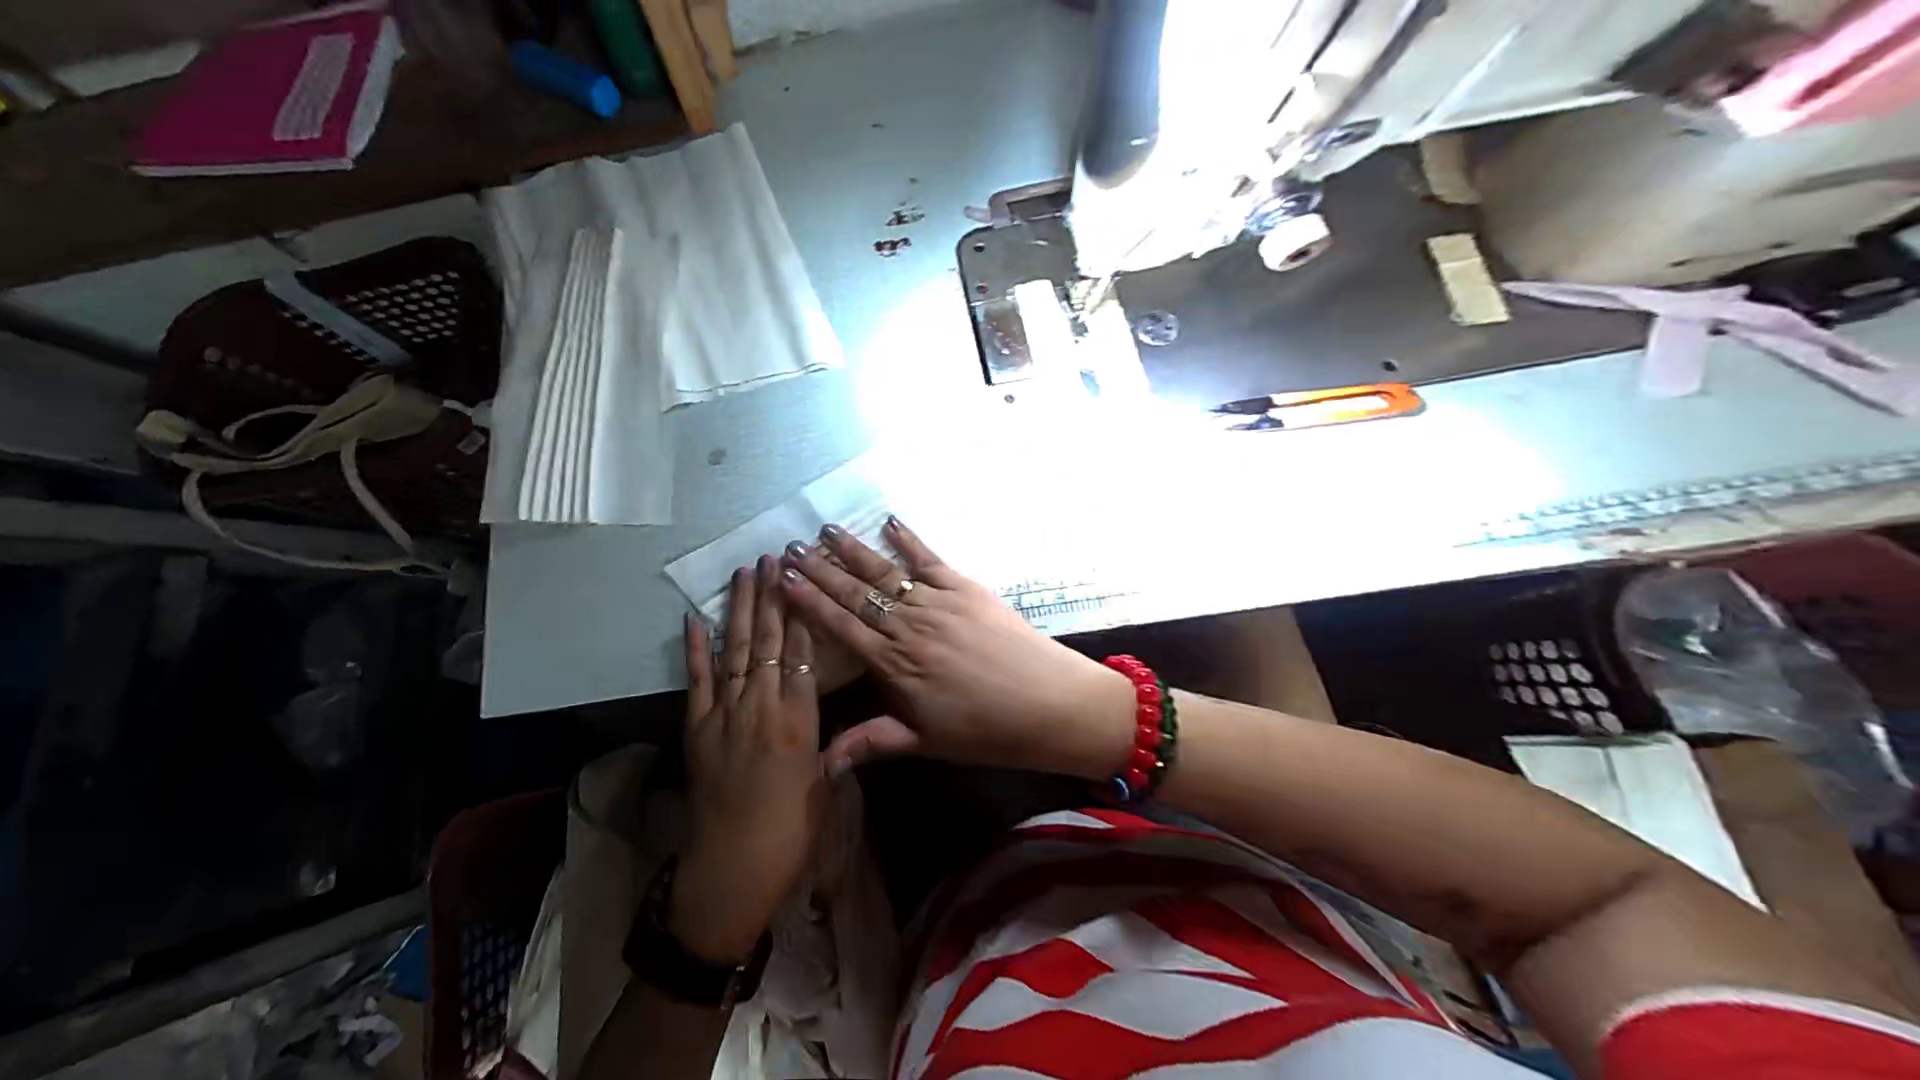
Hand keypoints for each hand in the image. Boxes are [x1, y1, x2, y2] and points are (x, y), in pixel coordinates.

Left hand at [673, 557, 824, 962]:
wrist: (732, 867)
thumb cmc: (792, 831)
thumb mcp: (822, 784)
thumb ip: (825, 741)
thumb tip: (829, 715)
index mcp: (800, 720)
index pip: (804, 655)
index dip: (804, 614)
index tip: (804, 580)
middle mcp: (763, 706)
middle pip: (770, 642)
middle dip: (773, 598)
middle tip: (774, 558)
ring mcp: (725, 714)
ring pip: (737, 650)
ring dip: (741, 610)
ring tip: (745, 573)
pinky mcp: (697, 727)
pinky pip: (697, 680)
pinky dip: (695, 649)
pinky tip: (697, 619)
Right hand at [780, 517, 1135, 778]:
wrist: (1047, 703)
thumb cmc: (984, 730)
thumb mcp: (925, 742)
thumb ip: (873, 740)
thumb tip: (822, 763)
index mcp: (893, 664)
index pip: (840, 626)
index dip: (808, 601)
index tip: (782, 579)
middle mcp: (908, 626)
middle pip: (855, 593)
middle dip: (820, 570)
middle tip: (790, 548)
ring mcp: (938, 603)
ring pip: (886, 572)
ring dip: (853, 550)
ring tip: (825, 530)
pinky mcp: (967, 589)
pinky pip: (930, 559)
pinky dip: (910, 540)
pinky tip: (890, 521)